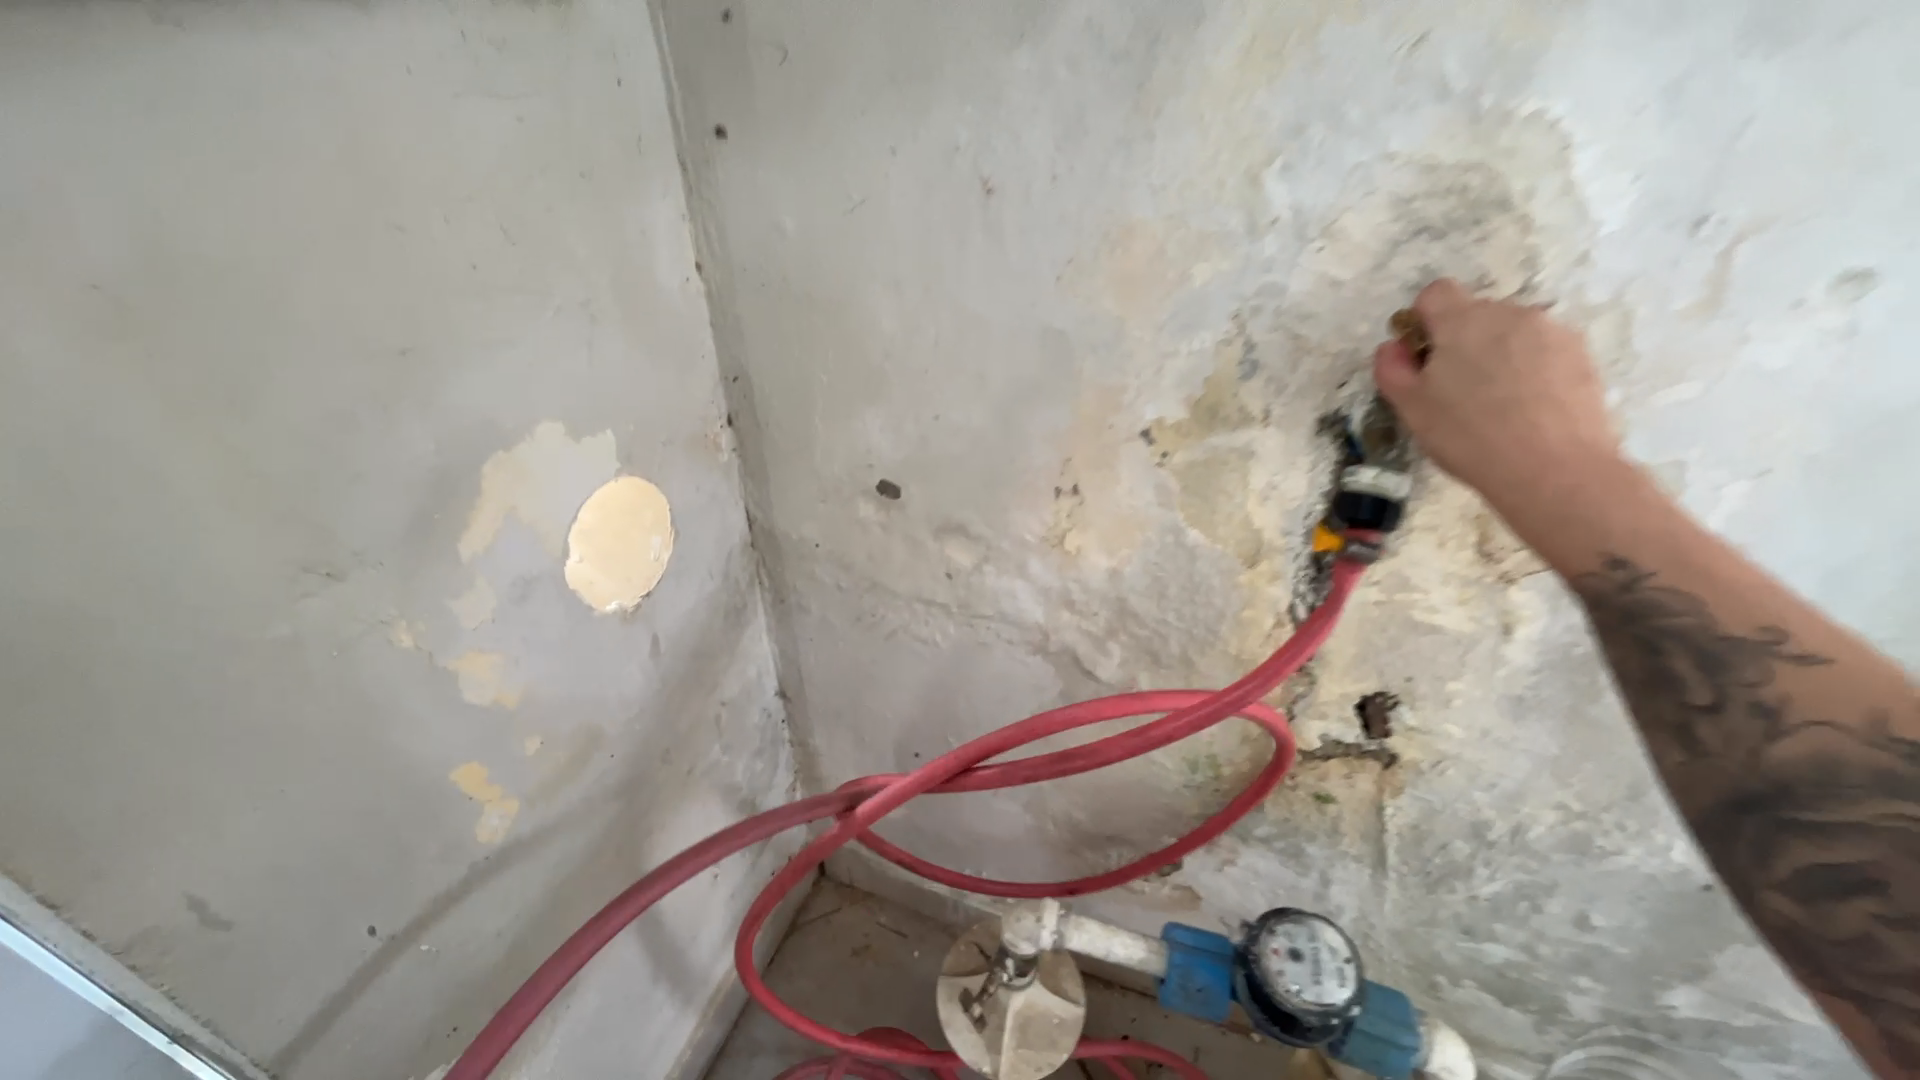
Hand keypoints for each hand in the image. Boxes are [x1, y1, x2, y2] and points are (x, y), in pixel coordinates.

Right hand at [1374, 279, 1623, 514]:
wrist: (1552, 468)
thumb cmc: (1467, 435)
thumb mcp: (1411, 408)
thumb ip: (1392, 369)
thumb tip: (1392, 347)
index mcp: (1462, 320)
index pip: (1435, 293)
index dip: (1423, 320)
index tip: (1423, 356)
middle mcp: (1509, 312)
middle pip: (1475, 314)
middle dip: (1462, 342)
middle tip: (1457, 391)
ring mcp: (1551, 330)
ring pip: (1511, 333)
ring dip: (1498, 355)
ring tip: (1497, 404)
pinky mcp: (1581, 354)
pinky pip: (1543, 351)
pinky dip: (1530, 370)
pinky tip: (1527, 409)